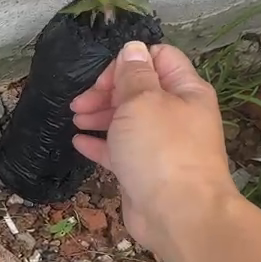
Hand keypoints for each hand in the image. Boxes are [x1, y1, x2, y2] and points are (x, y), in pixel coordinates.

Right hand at [70, 40, 244, 256]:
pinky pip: (118, 149)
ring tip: (75, 119)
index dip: (128, 62)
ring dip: (99, 115)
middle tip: (79, 103)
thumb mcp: (142, 102)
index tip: (101, 80)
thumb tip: (132, 49)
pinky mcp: (143, 169)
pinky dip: (99, 142)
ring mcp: (159, 143)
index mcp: (185, 90)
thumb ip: (133, 75)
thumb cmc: (161, 150)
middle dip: (107, 91)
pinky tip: (79, 142)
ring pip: (126, 119)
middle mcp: (175, 113)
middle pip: (138, 90)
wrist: (177, 212)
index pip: (159, 58)